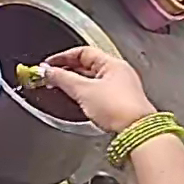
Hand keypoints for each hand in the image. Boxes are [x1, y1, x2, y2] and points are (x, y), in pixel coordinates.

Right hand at [42, 47, 157, 134]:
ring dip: (73, 82)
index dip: (62, 57)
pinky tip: (75, 98)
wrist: (135, 131)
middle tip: (49, 77)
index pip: (82, 52)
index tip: (47, 65)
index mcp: (112, 64)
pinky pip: (95, 92)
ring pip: (90, 79)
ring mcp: (119, 88)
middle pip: (86, 65)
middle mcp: (118, 73)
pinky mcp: (118, 103)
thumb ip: (62, 79)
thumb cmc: (118, 108)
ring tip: (59, 87)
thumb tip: (47, 71)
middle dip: (66, 70)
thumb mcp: (83, 90)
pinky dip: (82, 92)